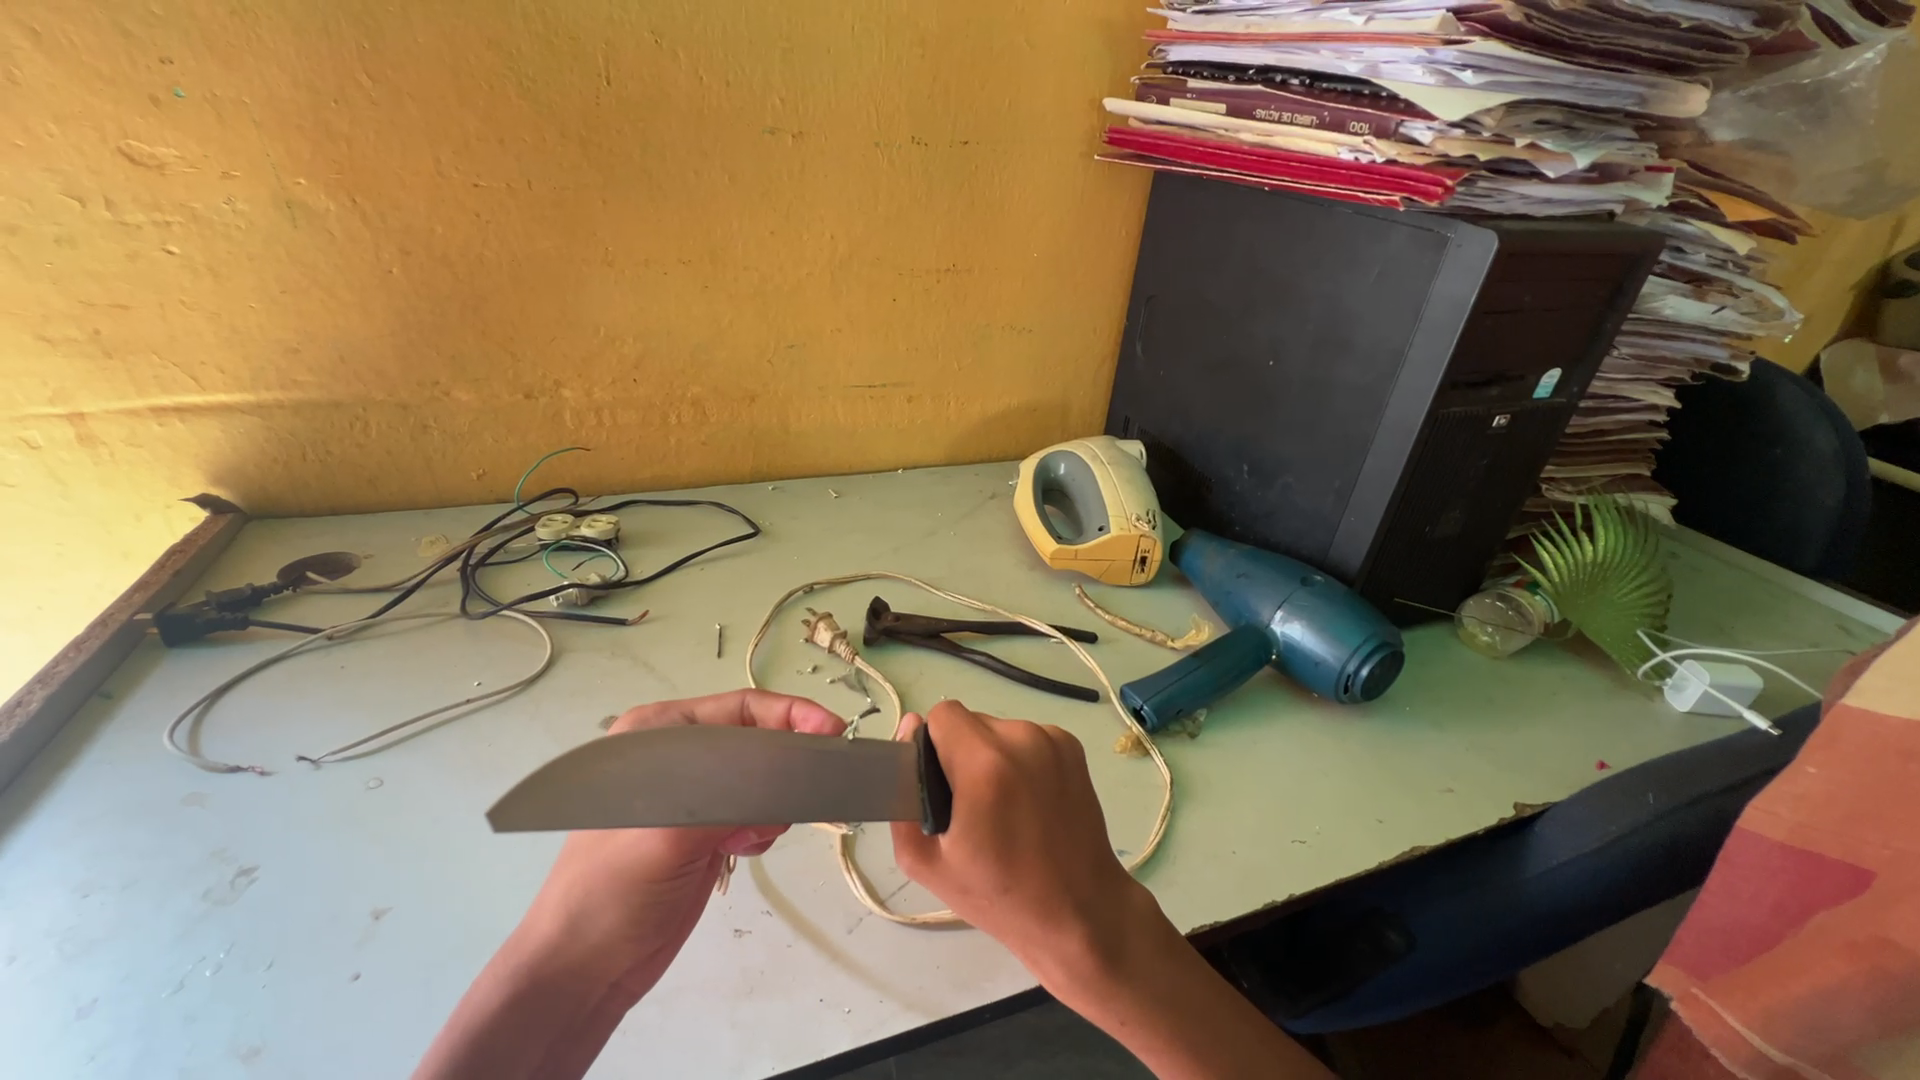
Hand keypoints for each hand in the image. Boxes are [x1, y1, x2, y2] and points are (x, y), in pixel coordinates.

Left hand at [526, 690, 844, 1000]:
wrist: (586, 971)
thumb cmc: (611, 890)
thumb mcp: (669, 832)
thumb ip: (730, 792)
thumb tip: (794, 764)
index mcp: (657, 734)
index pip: (740, 708)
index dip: (790, 715)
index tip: (834, 733)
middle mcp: (678, 756)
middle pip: (757, 739)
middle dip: (785, 763)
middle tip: (813, 787)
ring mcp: (694, 796)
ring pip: (763, 777)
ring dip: (773, 802)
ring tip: (751, 835)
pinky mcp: (707, 831)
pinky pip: (758, 810)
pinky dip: (764, 826)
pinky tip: (743, 850)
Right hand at [890, 700, 1156, 991]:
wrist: (1080, 912)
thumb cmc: (1000, 896)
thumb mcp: (926, 863)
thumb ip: (903, 794)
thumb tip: (908, 733)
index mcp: (984, 765)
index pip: (940, 716)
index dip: (932, 746)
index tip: (939, 783)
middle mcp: (1021, 739)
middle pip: (970, 722)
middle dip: (960, 753)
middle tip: (969, 803)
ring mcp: (1052, 740)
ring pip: (998, 729)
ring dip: (990, 756)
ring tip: (1002, 806)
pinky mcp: (1072, 747)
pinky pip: (1026, 738)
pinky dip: (1019, 760)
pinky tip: (1028, 801)